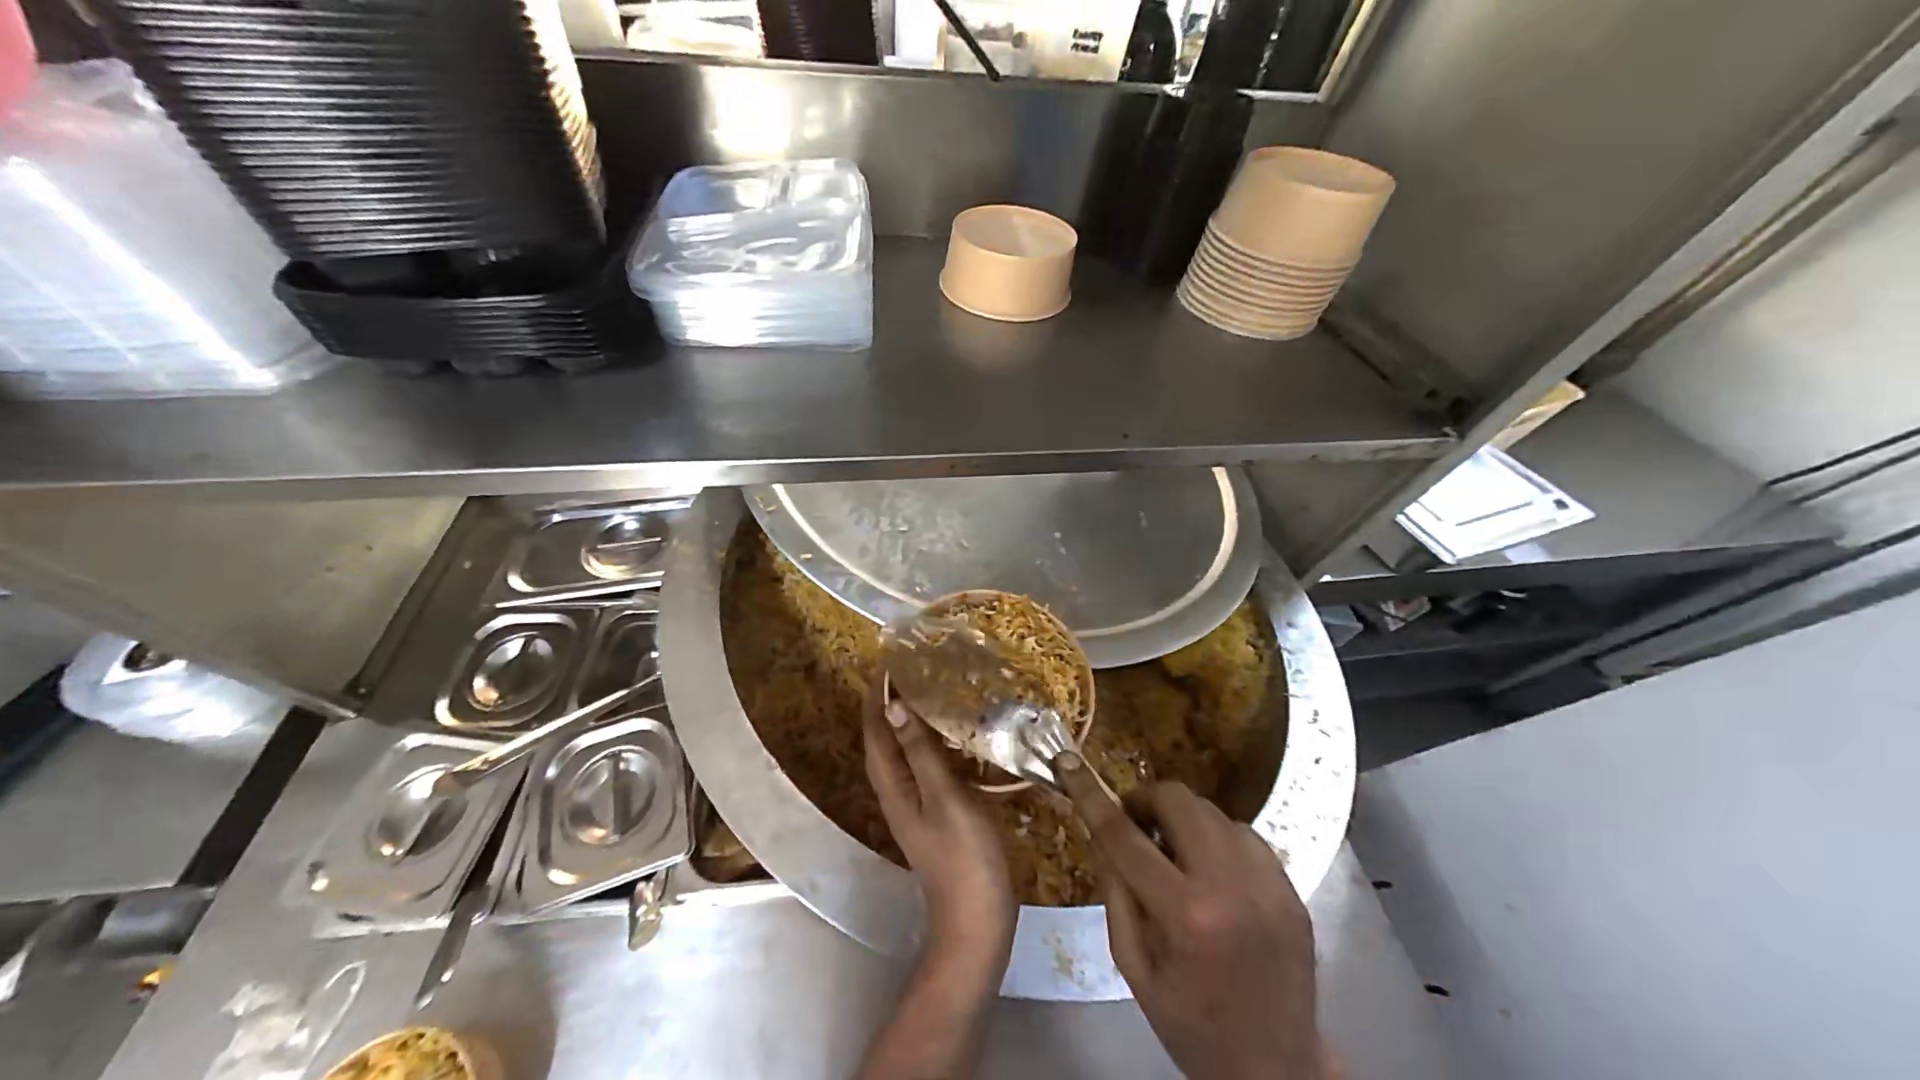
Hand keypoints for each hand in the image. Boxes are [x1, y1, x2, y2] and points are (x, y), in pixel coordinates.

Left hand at [862, 679, 1015, 951]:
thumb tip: (893, 705)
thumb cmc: (962, 854)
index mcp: (891, 784)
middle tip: (912, 669)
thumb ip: (920, 751)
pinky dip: (933, 743)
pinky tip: (956, 736)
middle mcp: (896, 791)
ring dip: (911, 720)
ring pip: (905, 752)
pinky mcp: (937, 813)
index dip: (876, 694)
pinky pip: (926, 767)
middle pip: (884, 738)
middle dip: (891, 702)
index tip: (888, 661)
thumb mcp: (943, 796)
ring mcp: (916, 804)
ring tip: (932, 691)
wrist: (977, 917)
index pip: (874, 728)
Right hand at [1058, 755, 1320, 1079]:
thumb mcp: (1134, 967)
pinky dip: (1218, 839)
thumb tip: (1102, 834)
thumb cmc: (1191, 1025)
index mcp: (1186, 914)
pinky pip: (1245, 835)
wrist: (1276, 1070)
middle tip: (1134, 824)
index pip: (1124, 836)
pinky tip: (1211, 869)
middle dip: (1146, 801)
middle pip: (1179, 801)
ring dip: (1184, 821)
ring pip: (1214, 812)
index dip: (1091, 795)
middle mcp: (1232, 886)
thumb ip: (1115, 893)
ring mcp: (1270, 884)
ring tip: (1174, 854)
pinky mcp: (1291, 888)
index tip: (1070, 764)